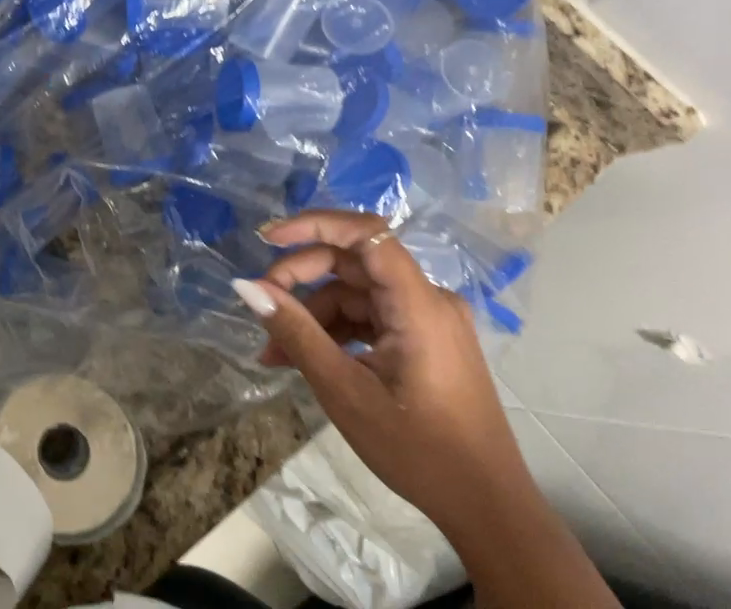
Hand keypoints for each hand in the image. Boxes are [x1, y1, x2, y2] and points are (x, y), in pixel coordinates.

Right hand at [231, 210, 531, 526]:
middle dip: (300, 279)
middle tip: (261, 308)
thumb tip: (245, 287)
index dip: (314, 224)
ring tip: (274, 354)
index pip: (366, 234)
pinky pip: (370, 319)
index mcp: (419, 304)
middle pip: (353, 263)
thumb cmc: (417, 449)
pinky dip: (335, 332)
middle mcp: (429, 300)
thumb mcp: (344, 389)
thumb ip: (294, 331)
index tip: (267, 239)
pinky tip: (303, 358)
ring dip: (312, 315)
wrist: (486, 506)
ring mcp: (429, 321)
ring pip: (355, 295)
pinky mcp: (425, 341)